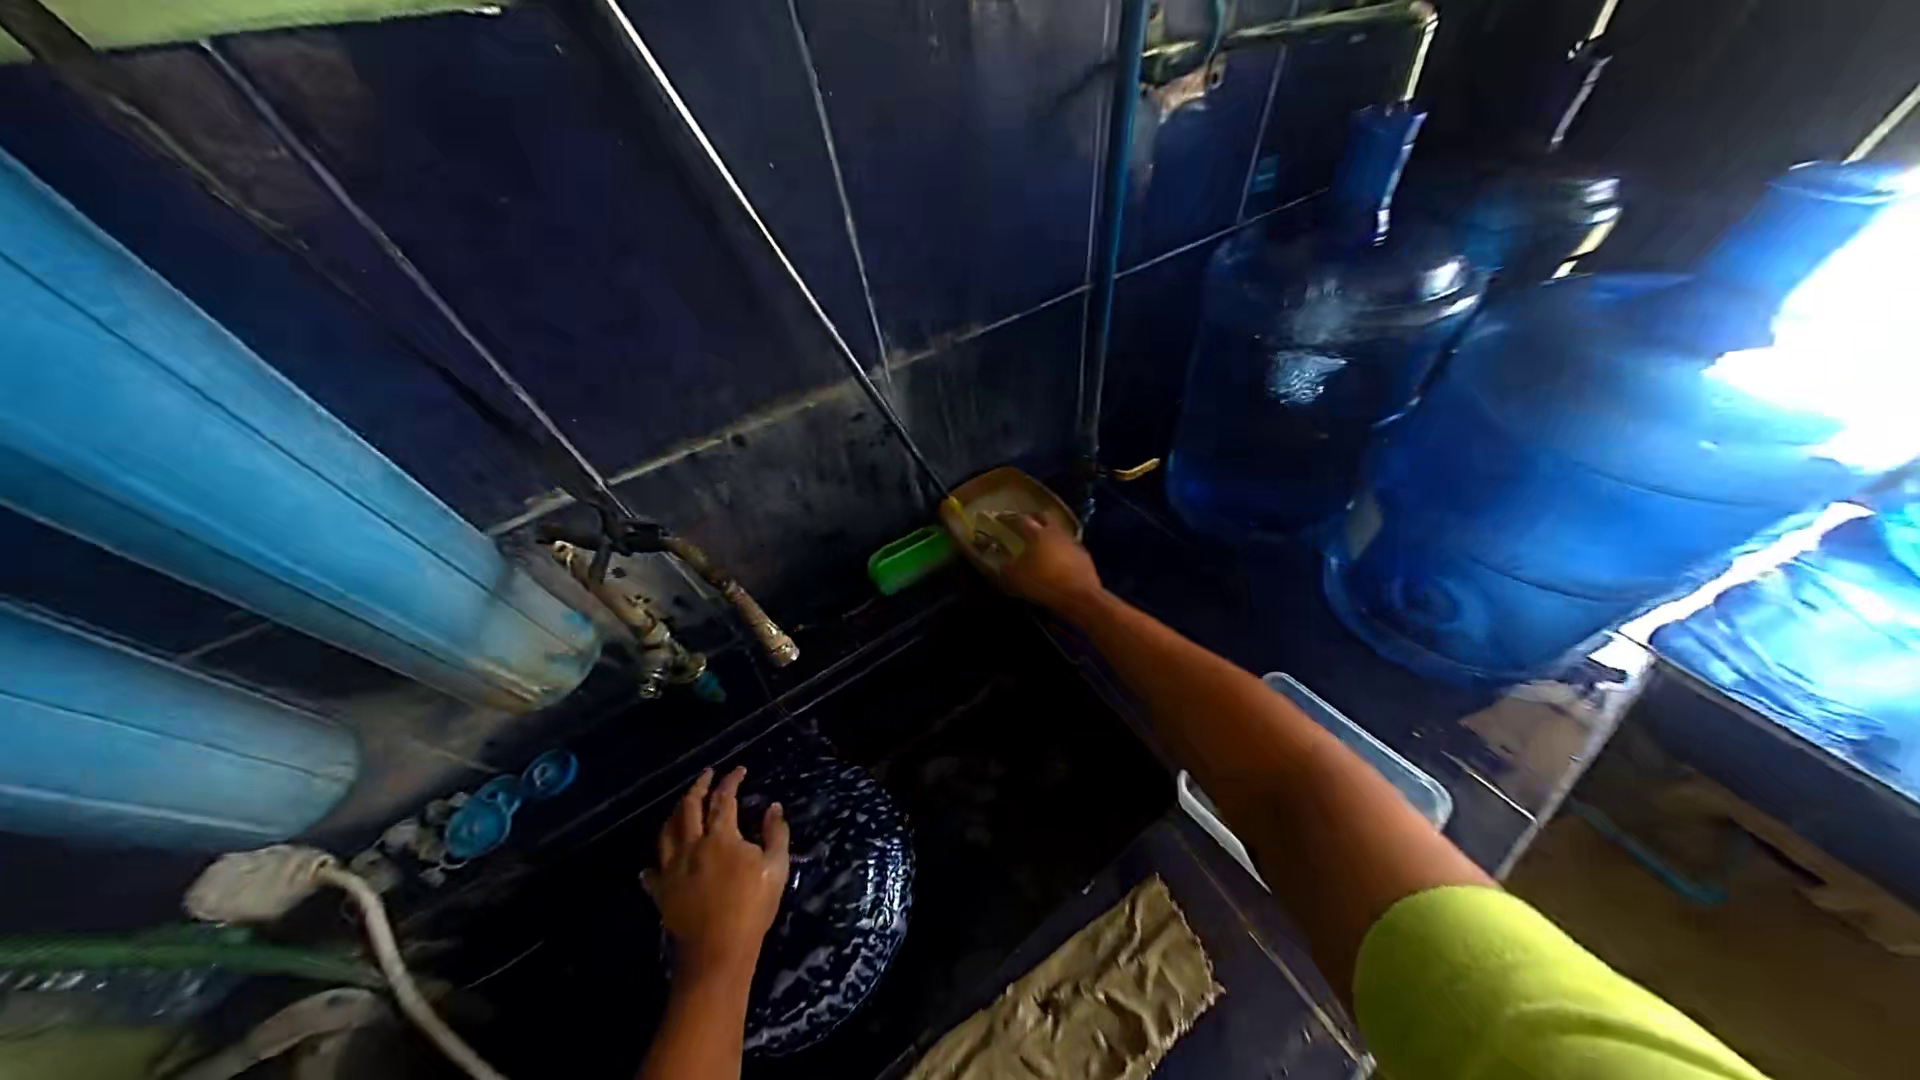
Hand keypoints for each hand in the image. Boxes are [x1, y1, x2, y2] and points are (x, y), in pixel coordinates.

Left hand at [645, 766, 789, 978]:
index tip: (739, 770)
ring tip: (684, 804)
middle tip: (707, 775)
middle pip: (688, 807)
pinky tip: (655, 860)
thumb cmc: (752, 907)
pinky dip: (655, 859)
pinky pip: (652, 870)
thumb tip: (773, 807)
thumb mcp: (776, 867)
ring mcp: (671, 869)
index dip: (731, 780)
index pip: (723, 799)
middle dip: (698, 786)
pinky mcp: (661, 892)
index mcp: (720, 837)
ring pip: (666, 831)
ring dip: (675, 812)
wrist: (717, 952)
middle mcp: (691, 846)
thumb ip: (776, 833)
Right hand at [999, 513, 1106, 618]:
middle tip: (1030, 525)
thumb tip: (1005, 564)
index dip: (1016, 520)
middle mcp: (1057, 534)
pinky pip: (1071, 552)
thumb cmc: (1043, 582)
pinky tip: (1061, 565)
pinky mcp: (1086, 558)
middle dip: (1038, 520)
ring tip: (1045, 548)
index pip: (1025, 521)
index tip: (1010, 521)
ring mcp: (1074, 544)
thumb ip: (1008, 568)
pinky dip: (1064, 555)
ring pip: (1061, 535)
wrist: (1079, 596)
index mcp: (1038, 534)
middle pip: (1046, 519)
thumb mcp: (1016, 578)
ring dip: (1053, 539)